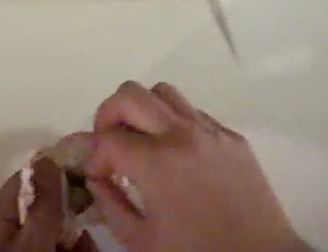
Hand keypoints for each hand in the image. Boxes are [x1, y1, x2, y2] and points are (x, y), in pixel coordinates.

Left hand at [0, 157, 93, 251]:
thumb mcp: (32, 243)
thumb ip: (43, 204)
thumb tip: (49, 158)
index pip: (26, 179)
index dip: (56, 174)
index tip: (87, 176)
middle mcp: (0, 230)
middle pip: (43, 209)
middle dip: (72, 215)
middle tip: (93, 221)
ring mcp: (11, 249)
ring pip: (51, 233)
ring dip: (77, 238)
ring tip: (91, 246)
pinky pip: (49, 249)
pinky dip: (70, 249)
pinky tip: (87, 250)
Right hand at [83, 81, 310, 251]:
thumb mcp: (143, 243)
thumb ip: (111, 206)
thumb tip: (96, 179)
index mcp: (157, 162)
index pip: (108, 139)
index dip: (94, 157)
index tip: (98, 175)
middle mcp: (182, 134)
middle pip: (129, 95)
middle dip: (108, 115)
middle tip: (109, 142)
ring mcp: (210, 131)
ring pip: (163, 92)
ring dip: (143, 109)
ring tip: (141, 137)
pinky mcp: (232, 136)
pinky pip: (194, 111)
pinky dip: (175, 122)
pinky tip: (177, 151)